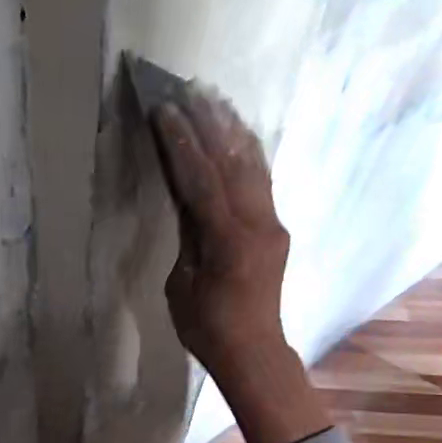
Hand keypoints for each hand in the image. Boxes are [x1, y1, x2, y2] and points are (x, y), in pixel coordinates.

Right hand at [151, 91, 327, 442]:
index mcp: (228, 243)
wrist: (253, 352)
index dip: (182, 144)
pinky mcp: (277, 229)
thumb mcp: (181, 286)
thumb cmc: (206, 329)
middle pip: (232, 162)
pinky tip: (236, 134)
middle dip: (208, 124)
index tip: (164, 111)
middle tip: (188, 90)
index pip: (202, 180)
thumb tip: (188, 199)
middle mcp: (257, 225)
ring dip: (231, 130)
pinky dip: (247, 154)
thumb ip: (187, 238)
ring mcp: (272, 224)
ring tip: (212, 99)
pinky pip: (262, 182)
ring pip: (253, 165)